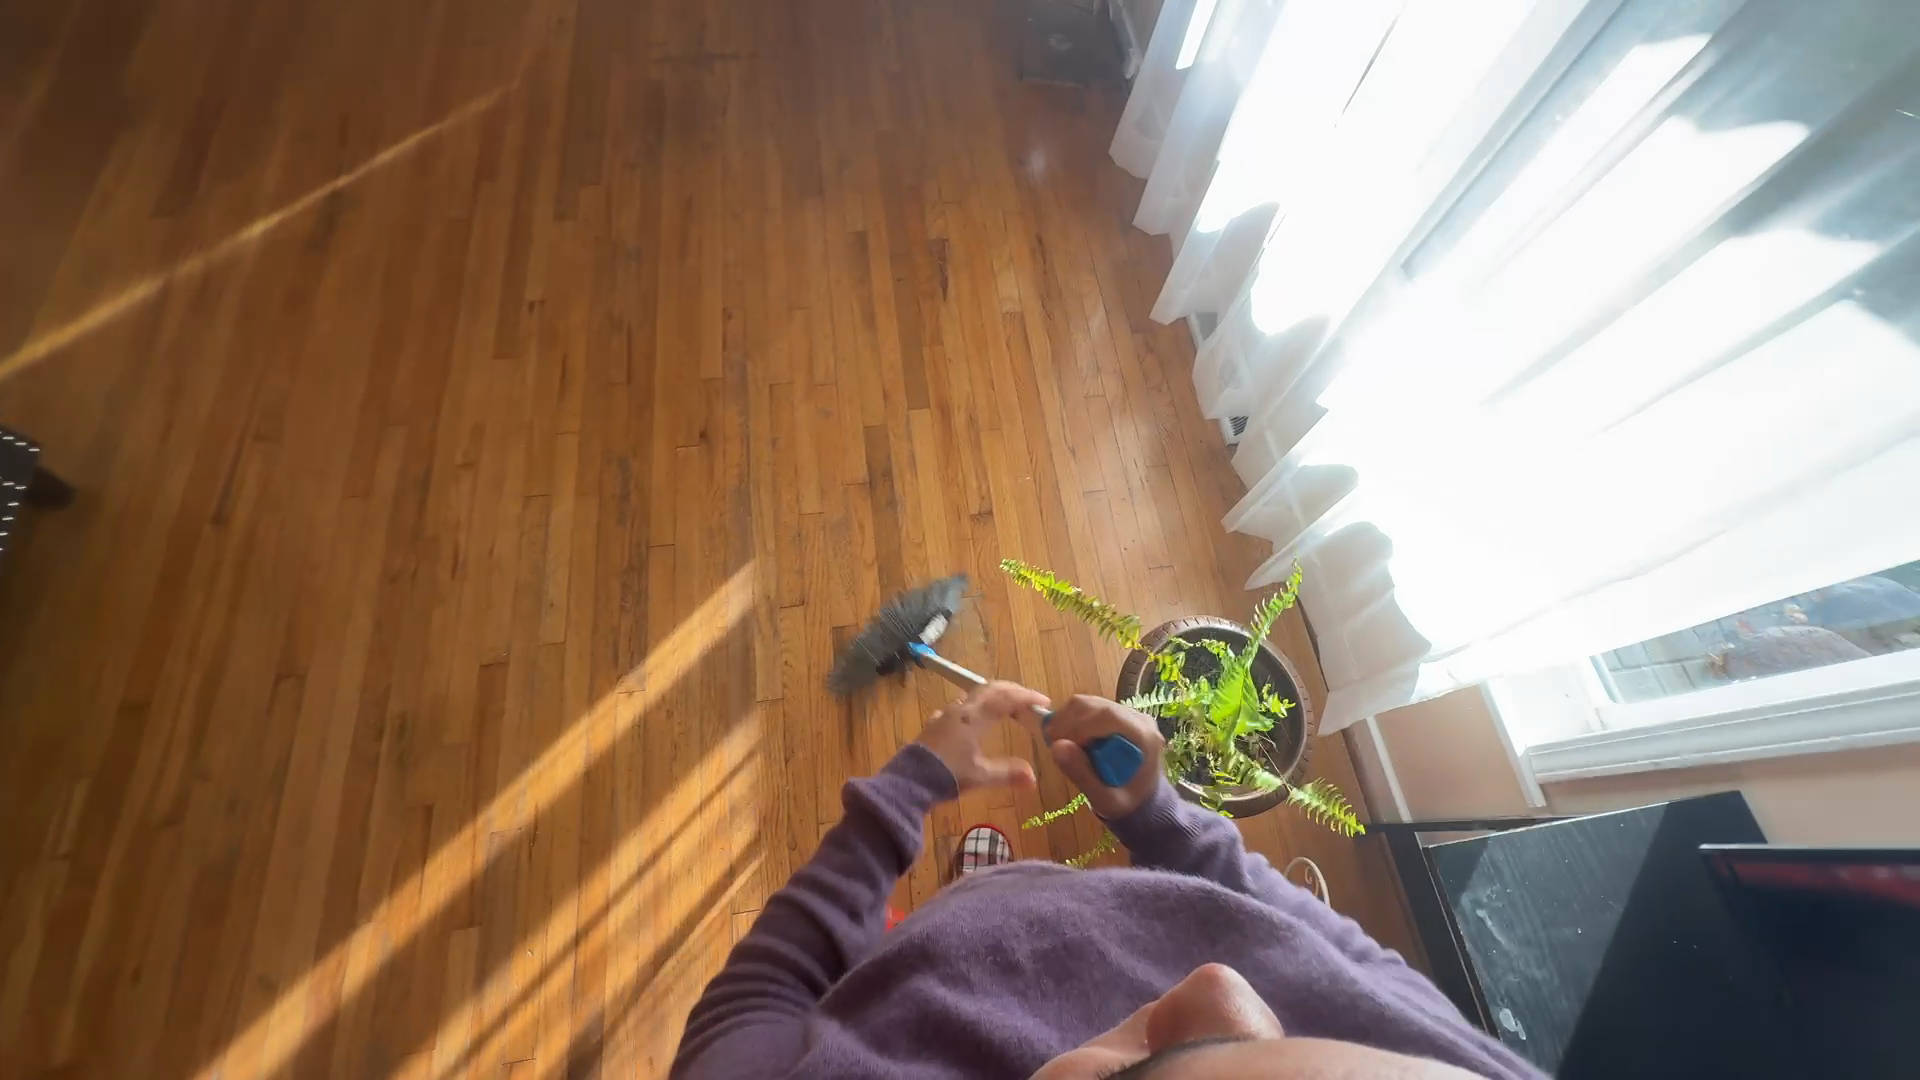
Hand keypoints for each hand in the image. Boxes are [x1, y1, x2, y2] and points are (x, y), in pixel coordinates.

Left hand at [916, 681, 1048, 796]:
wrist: (909, 781)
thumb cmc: (947, 774)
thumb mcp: (981, 776)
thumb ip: (1008, 774)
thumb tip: (1033, 779)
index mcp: (974, 717)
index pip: (1006, 698)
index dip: (1026, 697)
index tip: (1043, 702)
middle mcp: (960, 710)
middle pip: (990, 689)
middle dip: (1011, 691)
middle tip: (1028, 699)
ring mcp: (945, 715)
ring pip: (973, 696)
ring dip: (993, 697)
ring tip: (1006, 708)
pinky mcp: (935, 725)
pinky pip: (959, 708)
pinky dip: (975, 708)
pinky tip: (973, 720)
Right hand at [1042, 695, 1164, 818]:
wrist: (1141, 799)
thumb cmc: (1126, 802)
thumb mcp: (1105, 800)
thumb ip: (1083, 775)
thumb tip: (1057, 747)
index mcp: (1144, 737)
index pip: (1108, 716)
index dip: (1079, 726)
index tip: (1060, 744)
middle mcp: (1138, 719)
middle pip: (1095, 705)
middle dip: (1068, 722)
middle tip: (1053, 744)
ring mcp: (1126, 713)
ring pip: (1087, 702)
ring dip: (1066, 720)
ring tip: (1059, 743)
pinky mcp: (1114, 713)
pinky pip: (1086, 707)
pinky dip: (1070, 719)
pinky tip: (1067, 738)